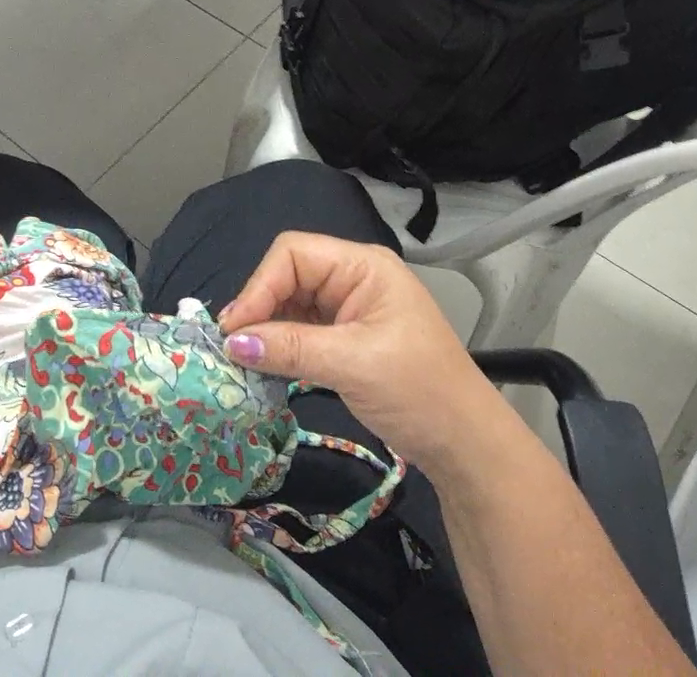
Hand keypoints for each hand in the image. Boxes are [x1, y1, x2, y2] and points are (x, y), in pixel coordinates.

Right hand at [218, 232, 489, 470]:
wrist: (464, 443)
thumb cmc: (420, 391)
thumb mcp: (353, 365)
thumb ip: (290, 348)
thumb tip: (231, 342)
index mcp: (364, 267)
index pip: (293, 254)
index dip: (259, 286)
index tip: (234, 329)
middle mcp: (354, 278)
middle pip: (287, 275)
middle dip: (259, 306)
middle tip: (232, 346)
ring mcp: (349, 309)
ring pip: (289, 303)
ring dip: (265, 328)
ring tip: (242, 358)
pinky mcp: (344, 338)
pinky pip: (298, 330)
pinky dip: (278, 345)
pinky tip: (263, 364)